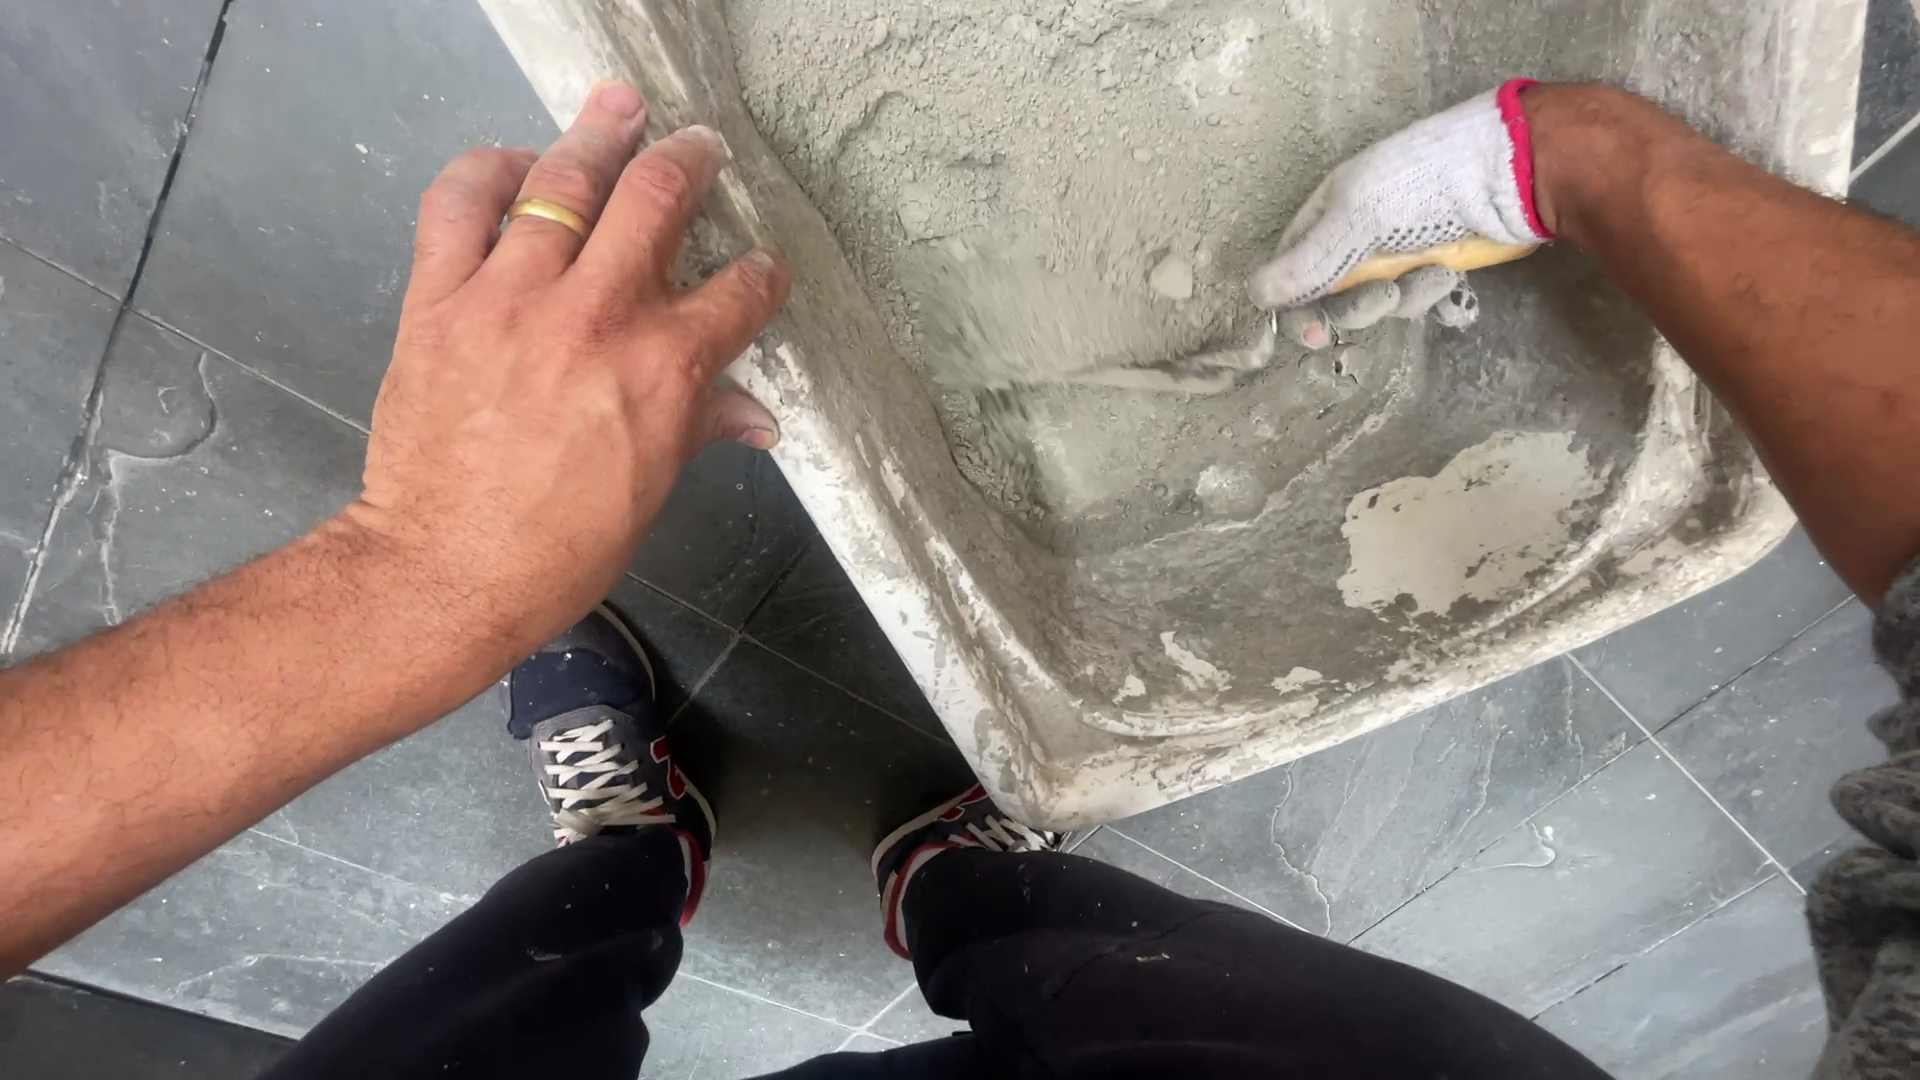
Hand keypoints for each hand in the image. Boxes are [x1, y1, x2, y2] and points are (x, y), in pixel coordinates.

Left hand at [339, 81, 789, 652]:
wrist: (453, 565)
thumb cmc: (576, 539)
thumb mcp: (659, 481)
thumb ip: (706, 425)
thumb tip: (760, 420)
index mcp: (667, 367)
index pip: (738, 295)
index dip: (762, 276)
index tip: (765, 271)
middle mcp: (600, 314)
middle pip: (656, 203)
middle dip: (690, 164)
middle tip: (702, 146)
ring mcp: (514, 296)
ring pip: (563, 184)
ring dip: (600, 134)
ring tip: (620, 105)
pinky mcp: (441, 296)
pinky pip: (459, 204)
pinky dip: (487, 168)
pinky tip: (513, 159)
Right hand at [1248, 79, 1552, 347]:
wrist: (1526, 166)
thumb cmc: (1430, 185)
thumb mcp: (1356, 219)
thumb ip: (1305, 262)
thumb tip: (1254, 295)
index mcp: (1329, 213)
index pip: (1292, 272)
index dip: (1298, 308)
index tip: (1318, 337)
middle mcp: (1358, 234)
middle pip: (1334, 295)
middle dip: (1360, 304)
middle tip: (1387, 295)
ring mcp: (1401, 249)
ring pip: (1379, 301)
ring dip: (1406, 298)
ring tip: (1437, 274)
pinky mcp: (1439, 262)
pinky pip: (1420, 301)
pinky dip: (1436, 302)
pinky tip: (1455, 290)